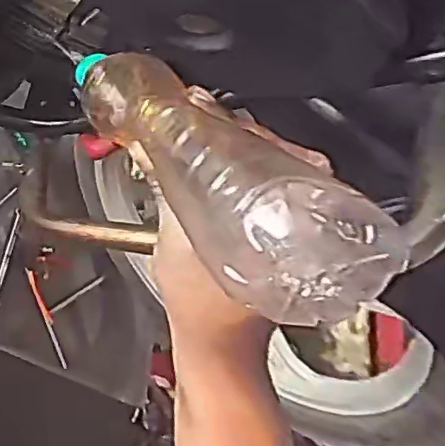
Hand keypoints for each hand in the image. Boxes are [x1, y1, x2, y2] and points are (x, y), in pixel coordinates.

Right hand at [146, 89, 331, 349]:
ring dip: (222, 141)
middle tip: (181, 113)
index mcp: (288, 206)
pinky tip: (206, 158)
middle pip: (260, 143)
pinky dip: (229, 163)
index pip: (259, 139)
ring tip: (189, 129)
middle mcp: (300, 204)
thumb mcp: (175, 240)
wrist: (220, 341)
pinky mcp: (276, 223)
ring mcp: (291, 214)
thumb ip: (163, 188)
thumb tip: (144, 145)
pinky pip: (255, 178)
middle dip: (217, 125)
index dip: (220, 118)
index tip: (190, 104)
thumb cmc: (206, 305)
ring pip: (258, 158)